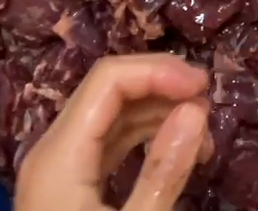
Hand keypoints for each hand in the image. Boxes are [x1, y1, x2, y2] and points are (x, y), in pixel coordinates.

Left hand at [15, 54, 212, 210]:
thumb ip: (161, 172)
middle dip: (161, 87)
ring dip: (157, 111)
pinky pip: (106, 141)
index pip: (108, 78)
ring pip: (109, 113)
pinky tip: (172, 149)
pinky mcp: (66, 187)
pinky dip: (142, 136)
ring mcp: (56, 169)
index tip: (203, 86)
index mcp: (57, 156)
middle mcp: (51, 150)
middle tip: (207, 106)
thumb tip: (197, 109)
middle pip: (107, 89)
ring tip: (200, 134)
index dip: (158, 70)